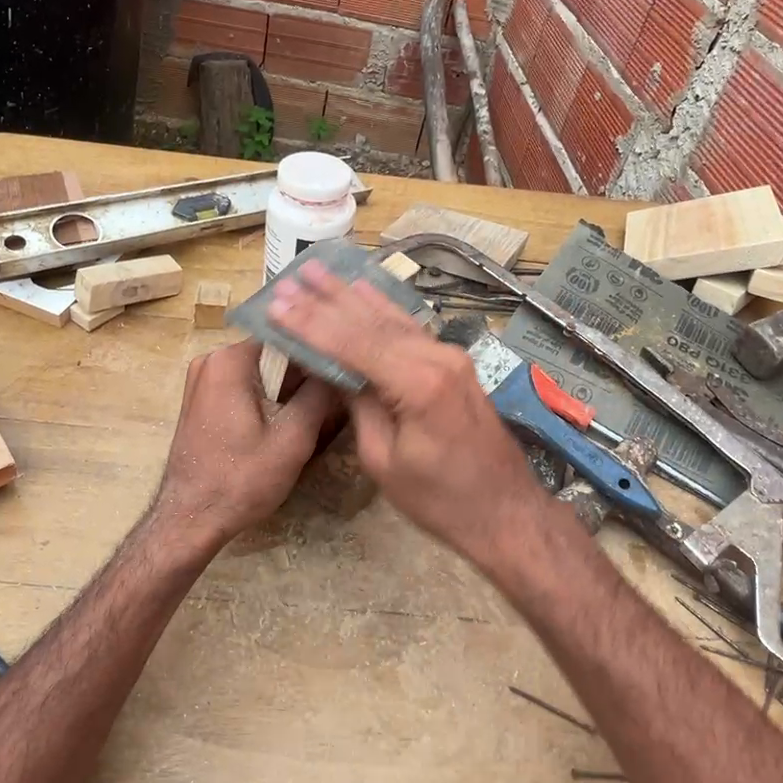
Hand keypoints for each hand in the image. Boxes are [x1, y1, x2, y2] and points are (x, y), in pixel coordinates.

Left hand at [153, 339, 339, 552]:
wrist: (190, 520)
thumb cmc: (241, 480)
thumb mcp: (293, 438)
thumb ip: (320, 394)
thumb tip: (341, 364)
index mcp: (229, 359)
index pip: (287, 337)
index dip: (318, 353)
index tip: (343, 371)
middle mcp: (211, 359)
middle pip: (273, 353)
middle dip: (303, 374)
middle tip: (334, 397)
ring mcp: (203, 378)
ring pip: (261, 371)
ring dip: (287, 388)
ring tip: (317, 410)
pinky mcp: (202, 399)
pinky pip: (245, 385)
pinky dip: (267, 398)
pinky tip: (286, 421)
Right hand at [267, 261, 548, 569]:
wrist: (505, 512)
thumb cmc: (440, 500)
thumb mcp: (383, 460)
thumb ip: (359, 405)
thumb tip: (334, 369)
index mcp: (418, 383)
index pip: (353, 343)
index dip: (312, 323)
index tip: (277, 303)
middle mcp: (436, 357)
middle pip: (371, 322)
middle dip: (326, 300)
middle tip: (290, 277)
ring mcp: (449, 356)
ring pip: (390, 318)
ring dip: (350, 295)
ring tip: (316, 270)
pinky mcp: (453, 363)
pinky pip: (409, 328)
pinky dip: (381, 308)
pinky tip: (361, 289)